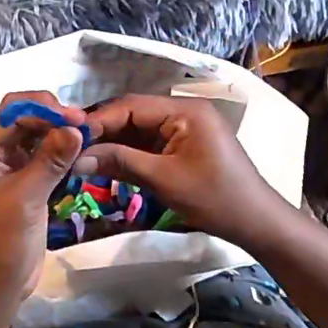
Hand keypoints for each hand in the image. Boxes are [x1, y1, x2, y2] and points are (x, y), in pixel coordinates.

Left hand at [0, 91, 85, 327]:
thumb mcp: (23, 201)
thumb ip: (49, 162)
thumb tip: (75, 128)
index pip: (13, 113)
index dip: (43, 109)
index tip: (75, 118)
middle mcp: (0, 158)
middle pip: (28, 122)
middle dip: (55, 117)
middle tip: (86, 127)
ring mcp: (17, 174)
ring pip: (41, 140)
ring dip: (62, 135)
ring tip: (90, 137)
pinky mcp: (32, 190)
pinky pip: (49, 161)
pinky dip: (65, 155)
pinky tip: (84, 156)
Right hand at [76, 95, 297, 249]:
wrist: (257, 222)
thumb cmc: (215, 198)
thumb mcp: (164, 180)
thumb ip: (121, 162)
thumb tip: (78, 157)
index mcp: (184, 110)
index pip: (131, 106)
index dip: (99, 120)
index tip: (70, 136)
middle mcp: (184, 110)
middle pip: (133, 114)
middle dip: (104, 131)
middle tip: (72, 148)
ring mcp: (185, 127)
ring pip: (139, 129)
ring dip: (114, 142)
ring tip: (83, 156)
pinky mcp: (185, 144)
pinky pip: (150, 141)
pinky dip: (130, 152)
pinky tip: (108, 163)